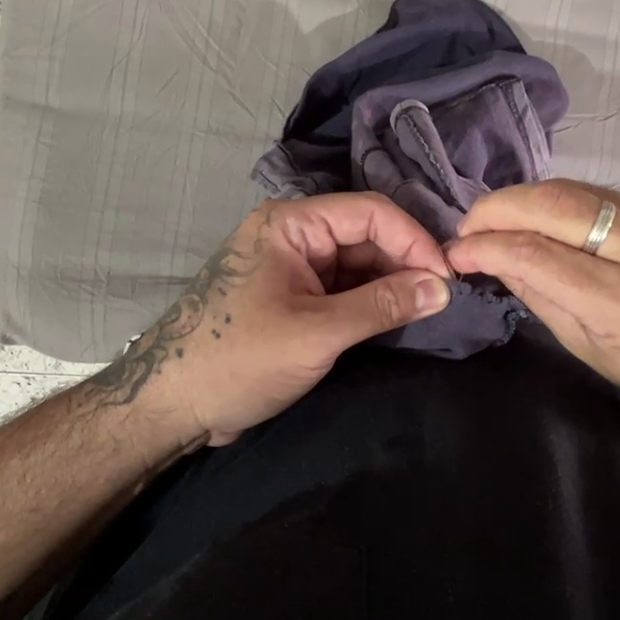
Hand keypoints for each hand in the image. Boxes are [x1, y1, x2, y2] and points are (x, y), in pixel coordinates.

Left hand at [104, 193, 452, 446]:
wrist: (172, 406)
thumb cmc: (238, 361)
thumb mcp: (317, 333)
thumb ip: (383, 306)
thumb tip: (443, 288)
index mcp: (290, 225)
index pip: (370, 213)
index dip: (414, 240)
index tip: (447, 279)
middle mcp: (292, 235)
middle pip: (365, 235)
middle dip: (406, 263)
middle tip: (444, 301)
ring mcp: (291, 267)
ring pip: (357, 263)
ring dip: (392, 285)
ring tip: (429, 311)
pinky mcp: (292, 297)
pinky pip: (342, 288)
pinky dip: (371, 302)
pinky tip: (398, 319)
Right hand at [445, 179, 619, 429]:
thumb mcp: (586, 346)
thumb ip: (537, 293)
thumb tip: (489, 257)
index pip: (535, 253)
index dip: (484, 246)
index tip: (454, 252)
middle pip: (552, 204)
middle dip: (496, 209)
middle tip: (467, 228)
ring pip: (572, 189)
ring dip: (523, 200)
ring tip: (494, 222)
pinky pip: (596, 193)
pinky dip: (556, 200)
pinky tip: (536, 217)